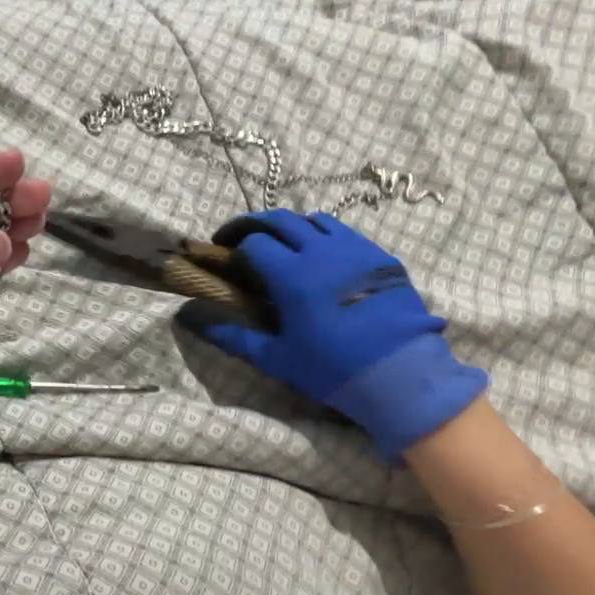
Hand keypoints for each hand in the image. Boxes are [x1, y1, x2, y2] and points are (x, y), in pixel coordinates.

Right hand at [175, 209, 485, 458]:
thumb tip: (192, 322)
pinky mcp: (381, 257)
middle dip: (256, 224)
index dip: (234, 245)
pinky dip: (325, 236)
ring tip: (284, 245)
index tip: (224, 255)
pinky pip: (346, 234)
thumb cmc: (332, 368)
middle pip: (282, 220)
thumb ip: (235, 337)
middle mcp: (320, 252)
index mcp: (291, 275)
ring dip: (293, 227)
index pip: (254, 242)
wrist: (402, 374)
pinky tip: (323, 258)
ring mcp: (355, 250)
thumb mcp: (277, 358)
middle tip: (243, 238)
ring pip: (316, 221)